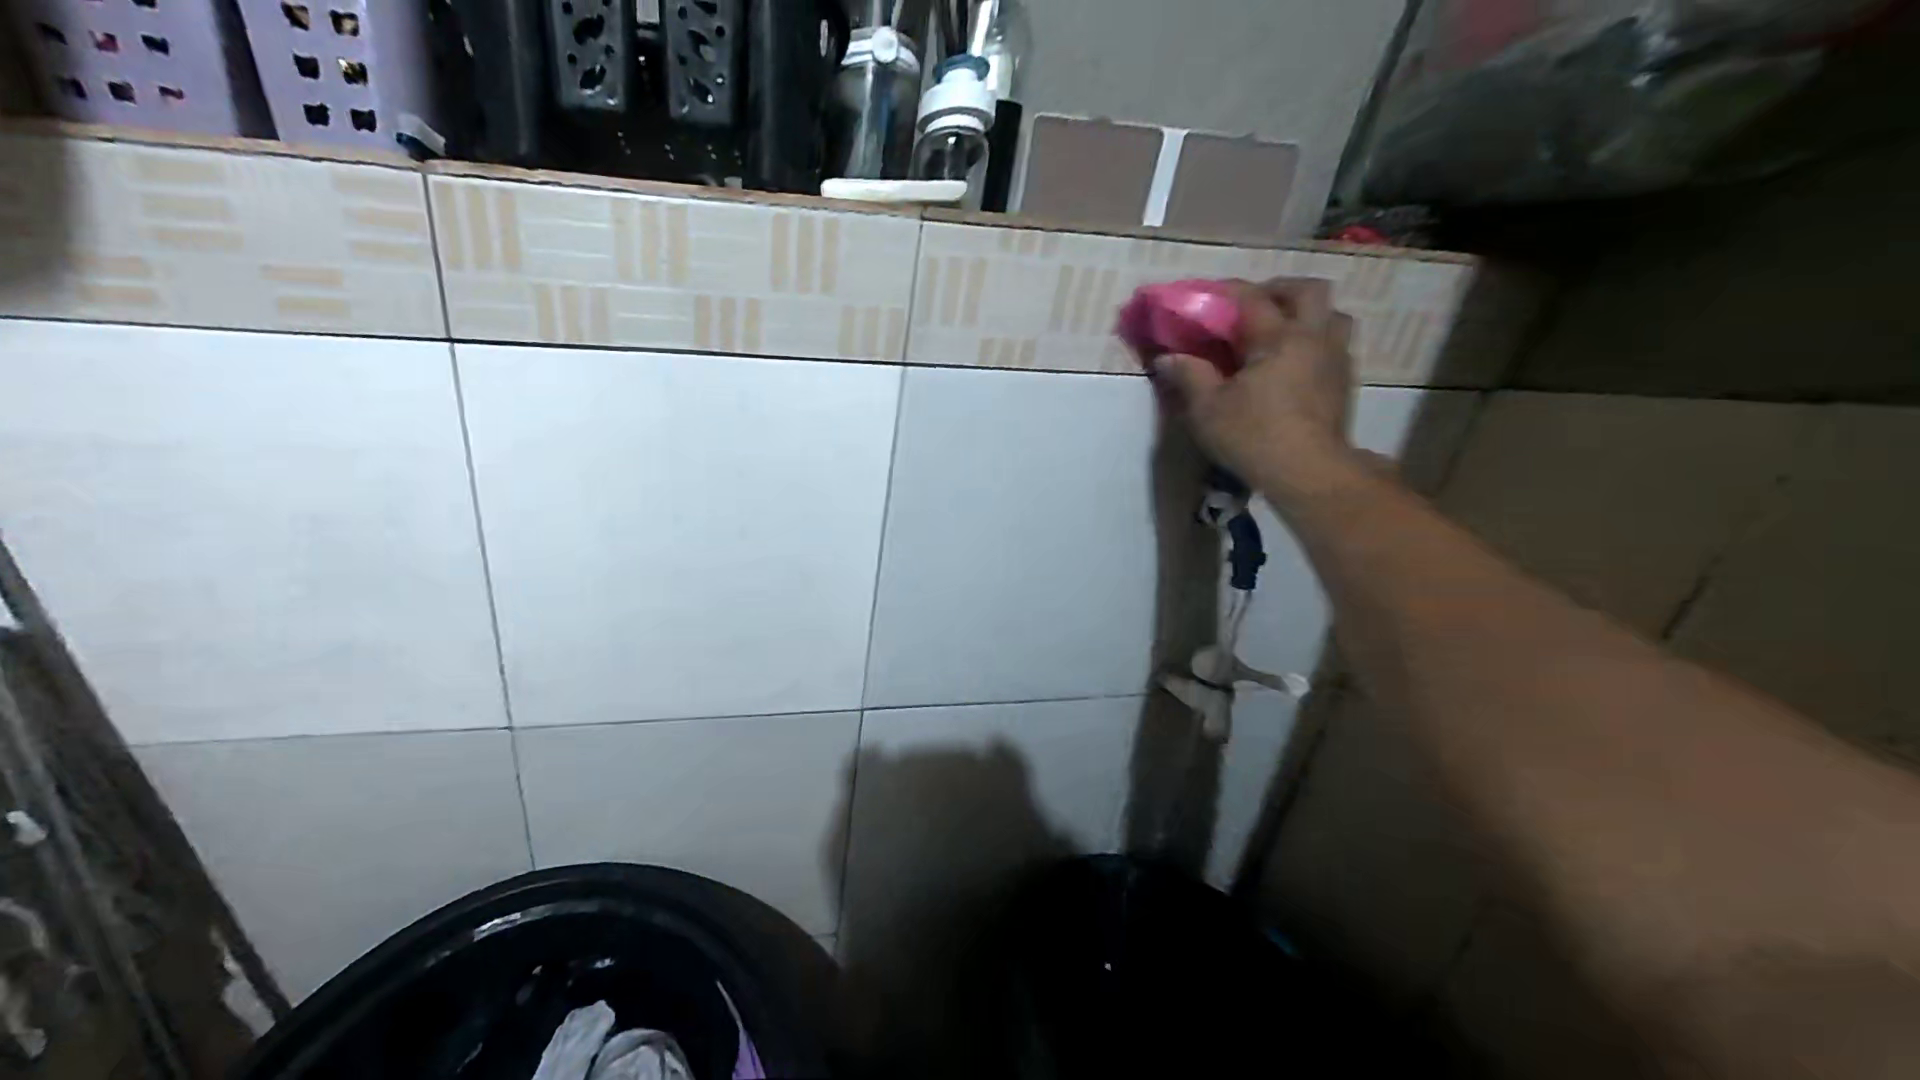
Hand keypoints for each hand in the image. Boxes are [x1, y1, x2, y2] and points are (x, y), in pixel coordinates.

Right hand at [1149, 278, 1360, 504]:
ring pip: (1333, 314)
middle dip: (1280, 289)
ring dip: (1308, 313)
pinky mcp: (1344, 383)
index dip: (1227, 290)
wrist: (1309, 472)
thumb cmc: (1253, 436)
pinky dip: (1317, 341)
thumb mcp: (1208, 409)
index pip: (1252, 298)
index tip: (1205, 294)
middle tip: (1255, 305)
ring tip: (1283, 331)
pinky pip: (1337, 344)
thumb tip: (1167, 358)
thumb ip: (1189, 376)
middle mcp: (1313, 338)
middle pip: (1309, 290)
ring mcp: (1335, 359)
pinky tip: (1296, 363)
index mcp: (1278, 338)